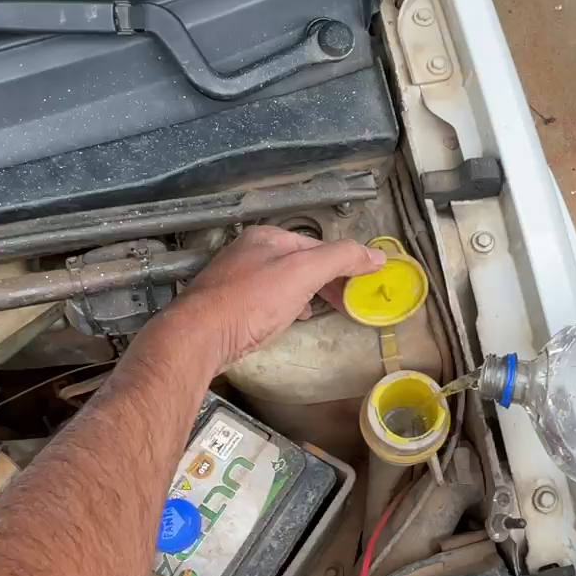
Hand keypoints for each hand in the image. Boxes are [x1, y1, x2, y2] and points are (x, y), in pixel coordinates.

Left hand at [162, 225, 385, 370]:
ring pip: (284, 281)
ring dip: (307, 293)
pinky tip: (291, 318)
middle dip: (326, 280)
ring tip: (324, 308)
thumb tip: (375, 254)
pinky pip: (267, 300)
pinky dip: (286, 306)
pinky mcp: (229, 305)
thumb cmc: (249, 302)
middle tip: (347, 300)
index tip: (361, 282)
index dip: (343, 263)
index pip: (318, 245)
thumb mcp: (304, 273)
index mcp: (267, 238)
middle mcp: (250, 253)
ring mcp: (237, 279)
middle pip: (301, 262)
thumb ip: (341, 259)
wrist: (199, 337)